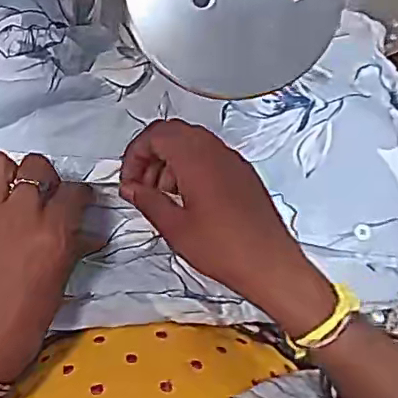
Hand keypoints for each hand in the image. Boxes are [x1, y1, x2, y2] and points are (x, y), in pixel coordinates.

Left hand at [0, 152, 94, 382]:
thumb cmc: (23, 323)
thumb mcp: (58, 284)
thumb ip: (71, 249)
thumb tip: (85, 234)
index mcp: (53, 233)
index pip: (74, 192)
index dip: (78, 195)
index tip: (76, 201)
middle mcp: (20, 215)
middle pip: (36, 166)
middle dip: (43, 176)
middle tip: (42, 195)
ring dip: (7, 172)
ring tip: (10, 193)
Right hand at [118, 119, 335, 334]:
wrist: (269, 264)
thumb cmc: (229, 249)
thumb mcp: (174, 227)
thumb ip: (147, 200)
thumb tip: (132, 189)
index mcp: (196, 159)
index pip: (156, 135)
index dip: (134, 154)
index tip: (128, 177)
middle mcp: (217, 153)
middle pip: (173, 133)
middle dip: (150, 155)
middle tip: (139, 182)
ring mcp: (233, 162)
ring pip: (192, 143)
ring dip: (169, 163)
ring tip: (159, 195)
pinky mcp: (242, 175)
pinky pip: (210, 157)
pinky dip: (190, 169)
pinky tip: (184, 200)